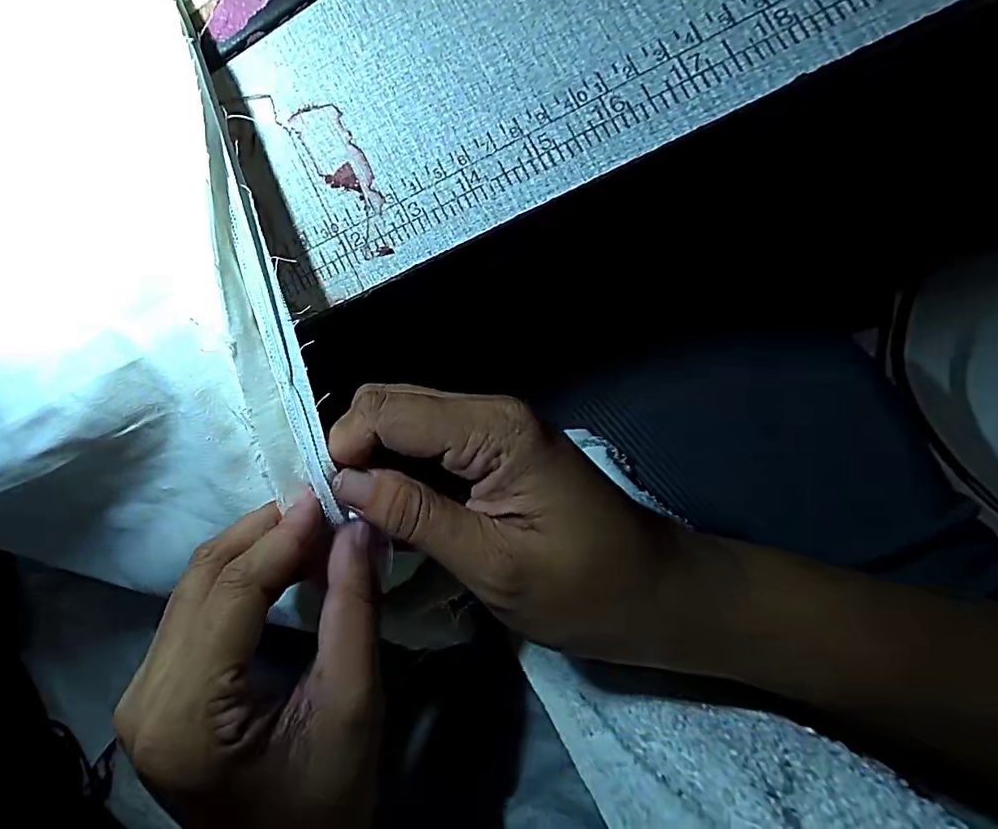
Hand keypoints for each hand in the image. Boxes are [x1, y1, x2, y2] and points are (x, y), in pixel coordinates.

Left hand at [115, 500, 381, 828]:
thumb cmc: (324, 811)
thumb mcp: (351, 715)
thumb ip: (352, 616)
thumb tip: (356, 530)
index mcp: (185, 714)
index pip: (232, 594)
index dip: (279, 539)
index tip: (319, 500)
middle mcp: (145, 694)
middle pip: (205, 580)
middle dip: (263, 534)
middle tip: (316, 508)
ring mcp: (138, 688)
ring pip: (194, 584)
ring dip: (249, 548)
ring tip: (302, 527)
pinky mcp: (148, 683)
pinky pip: (190, 605)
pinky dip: (234, 575)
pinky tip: (272, 560)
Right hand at [328, 384, 699, 665]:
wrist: (662, 597)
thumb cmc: (588, 590)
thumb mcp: (494, 566)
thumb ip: (414, 516)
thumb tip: (341, 483)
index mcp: (491, 429)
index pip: (386, 411)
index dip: (346, 448)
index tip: (335, 501)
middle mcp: (483, 409)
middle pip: (383, 401)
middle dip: (351, 447)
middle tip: (347, 506)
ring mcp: (482, 422)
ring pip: (393, 414)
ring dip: (368, 456)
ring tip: (366, 508)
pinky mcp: (481, 442)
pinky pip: (415, 437)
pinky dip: (390, 465)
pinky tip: (393, 504)